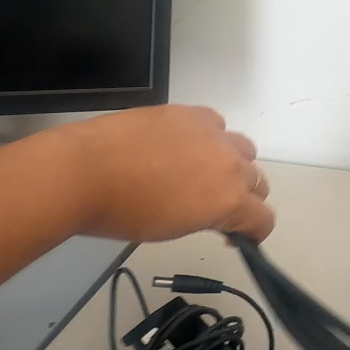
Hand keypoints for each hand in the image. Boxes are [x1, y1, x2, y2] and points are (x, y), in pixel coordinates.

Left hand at [43, 105, 272, 242]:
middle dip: (244, 198)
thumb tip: (212, 212)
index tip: (234, 236)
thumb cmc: (124, 213)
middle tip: (215, 207)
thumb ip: (206, 217)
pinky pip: (217, 125)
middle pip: (258, 181)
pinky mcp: (191, 112)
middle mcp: (231, 163)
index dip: (254, 232)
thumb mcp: (172, 228)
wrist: (86, 170)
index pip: (263, 218)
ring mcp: (212, 132)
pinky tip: (185, 146)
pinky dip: (210, 138)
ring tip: (203, 172)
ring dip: (234, 164)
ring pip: (244, 150)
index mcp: (229, 199)